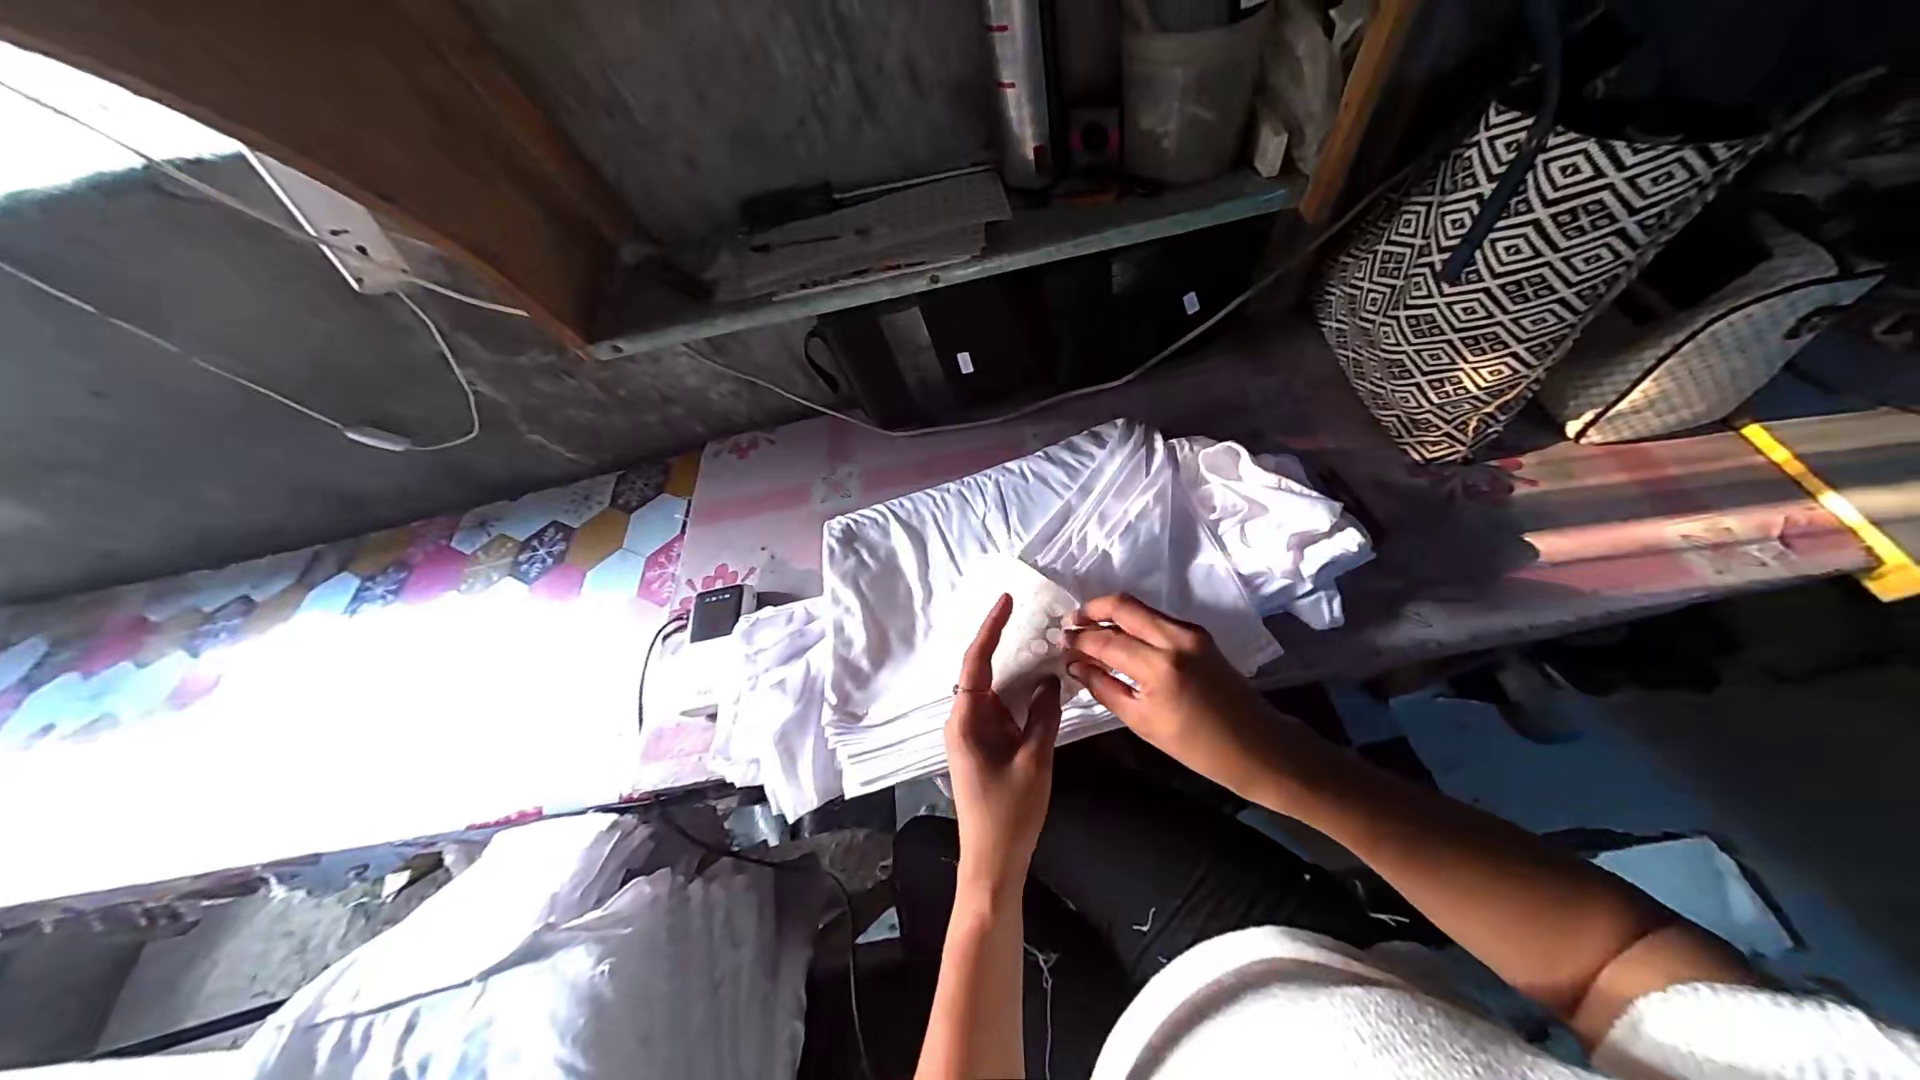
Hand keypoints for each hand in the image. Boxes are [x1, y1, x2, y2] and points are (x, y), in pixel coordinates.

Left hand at [945, 593, 1061, 896]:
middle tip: (1033, 618)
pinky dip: (1018, 695)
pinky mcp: (983, 745)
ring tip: (1041, 644)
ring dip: (1014, 671)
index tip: (1006, 601)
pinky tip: (1039, 686)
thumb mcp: (1035, 761)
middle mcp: (963, 721)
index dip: (991, 629)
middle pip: (981, 671)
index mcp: (966, 720)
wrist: (993, 861)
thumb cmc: (1010, 814)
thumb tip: (1049, 679)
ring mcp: (972, 734)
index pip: (976, 662)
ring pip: (993, 690)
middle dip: (1005, 644)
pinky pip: (1000, 709)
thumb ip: (1042, 716)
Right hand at [1065, 594, 1317, 800]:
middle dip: (1090, 610)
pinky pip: (1155, 618)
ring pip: (1139, 607)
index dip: (1078, 640)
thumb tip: (1075, 665)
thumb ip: (1104, 687)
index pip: (1105, 640)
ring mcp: (1190, 632)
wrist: (1257, 744)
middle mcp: (1175, 638)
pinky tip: (1117, 637)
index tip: (1060, 643)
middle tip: (1069, 624)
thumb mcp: (1142, 722)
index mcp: (1159, 667)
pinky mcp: (1198, 633)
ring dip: (1110, 614)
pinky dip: (1132, 622)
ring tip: (1087, 630)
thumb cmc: (1197, 746)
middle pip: (1122, 605)